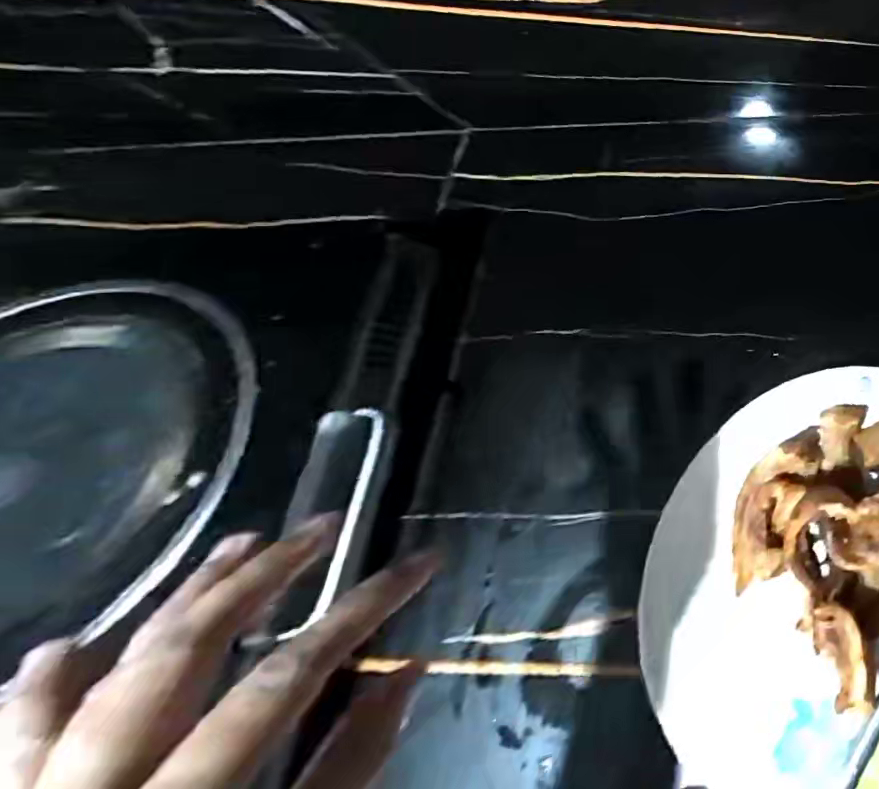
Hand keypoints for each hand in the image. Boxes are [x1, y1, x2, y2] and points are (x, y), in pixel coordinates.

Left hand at [0, 516, 436, 788]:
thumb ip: (349, 766)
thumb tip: (404, 671)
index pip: (286, 677)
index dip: (362, 609)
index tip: (424, 562)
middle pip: (175, 659)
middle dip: (257, 579)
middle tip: (317, 525)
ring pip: (88, 681)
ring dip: (166, 603)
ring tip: (234, 545)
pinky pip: (0, 748)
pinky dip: (35, 694)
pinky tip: (62, 651)